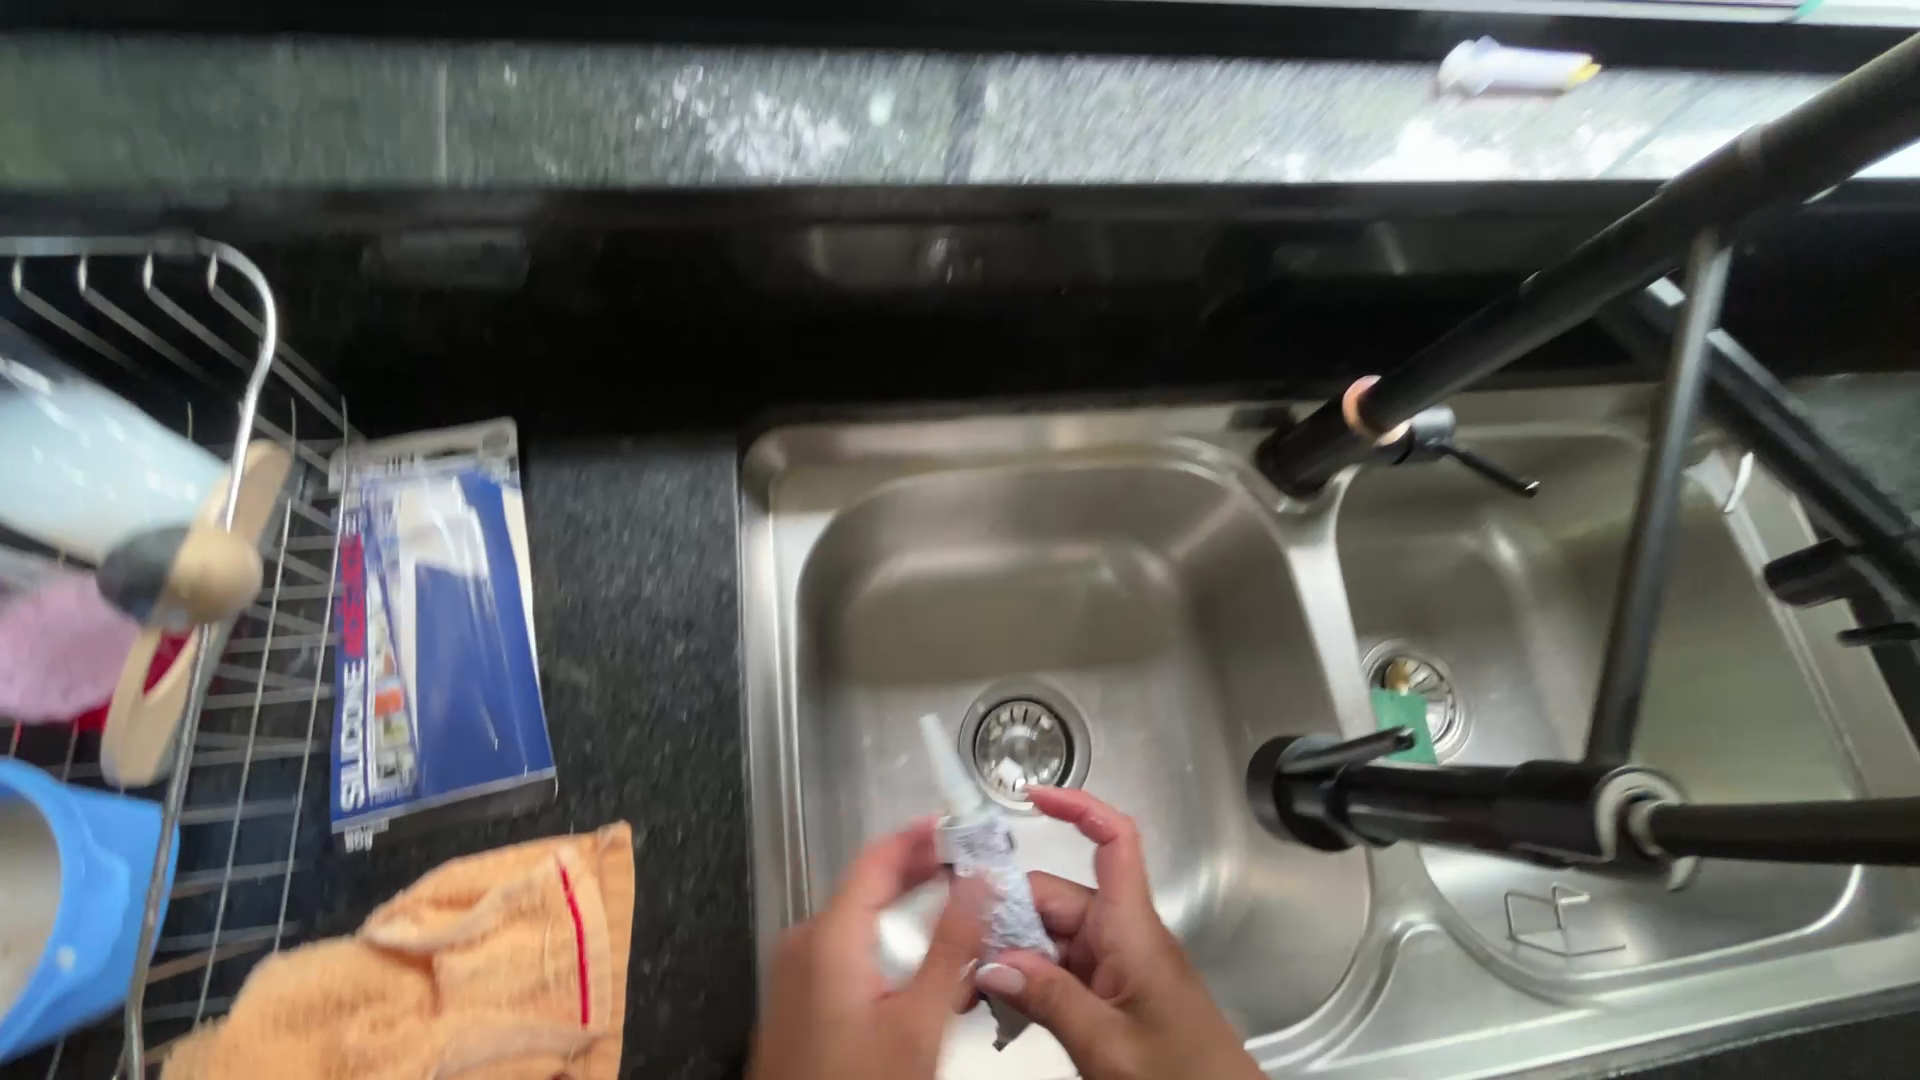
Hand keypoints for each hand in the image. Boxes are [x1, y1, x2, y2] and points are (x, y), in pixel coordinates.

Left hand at [747, 819, 985, 1079]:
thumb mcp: (918, 1024)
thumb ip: (952, 945)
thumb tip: (980, 882)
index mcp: (829, 936)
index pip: (877, 858)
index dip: (918, 835)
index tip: (956, 823)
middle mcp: (805, 941)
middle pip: (870, 885)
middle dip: (921, 871)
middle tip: (969, 866)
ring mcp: (796, 969)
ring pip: (861, 917)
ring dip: (908, 908)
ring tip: (955, 907)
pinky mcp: (798, 994)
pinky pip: (847, 946)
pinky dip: (886, 939)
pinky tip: (920, 958)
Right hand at [968, 787, 1263, 1079]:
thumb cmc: (1183, 1076)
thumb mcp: (1109, 1045)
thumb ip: (1049, 1000)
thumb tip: (990, 961)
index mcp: (1130, 927)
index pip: (1114, 841)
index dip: (1078, 808)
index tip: (1032, 797)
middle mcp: (1118, 932)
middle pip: (1053, 897)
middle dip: (1003, 917)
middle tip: (959, 956)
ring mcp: (1111, 961)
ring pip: (1047, 934)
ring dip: (1008, 954)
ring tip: (969, 988)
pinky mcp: (1106, 988)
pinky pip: (1056, 966)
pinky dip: (1024, 979)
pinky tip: (996, 1002)